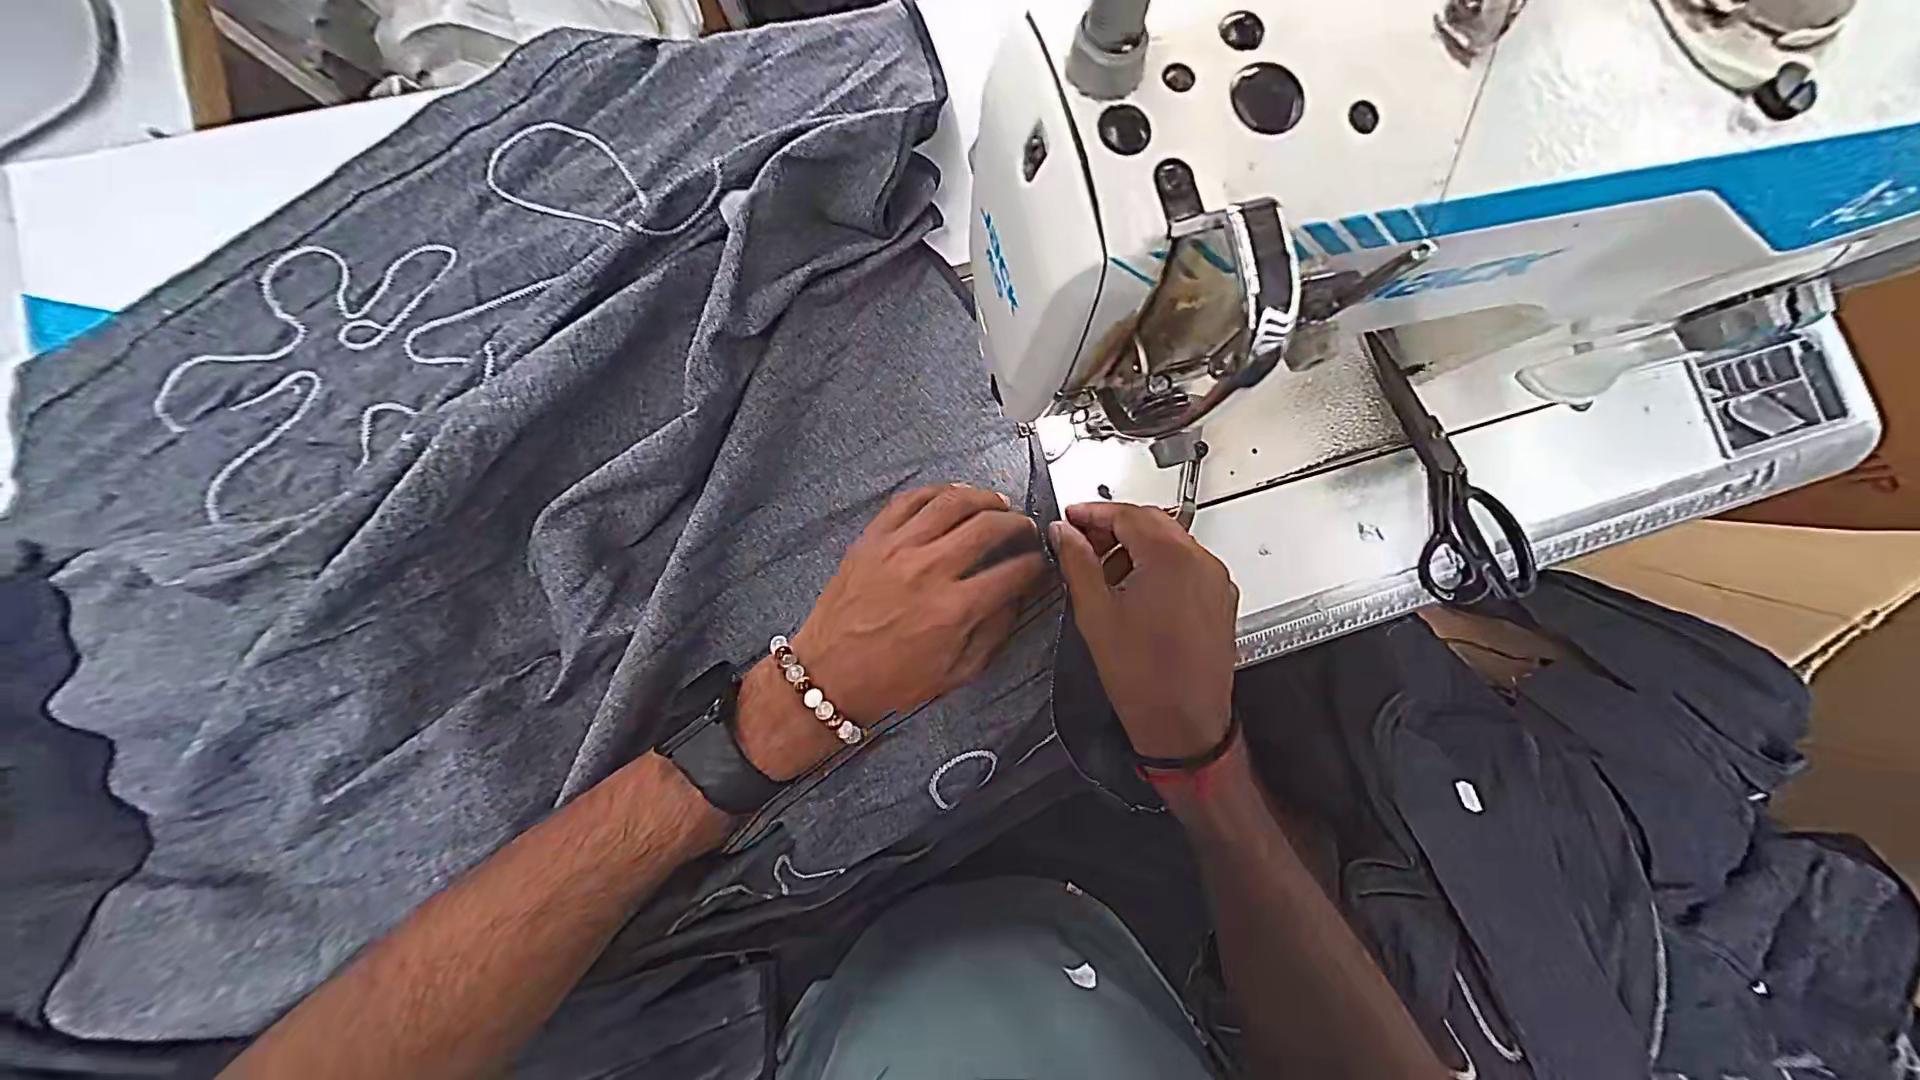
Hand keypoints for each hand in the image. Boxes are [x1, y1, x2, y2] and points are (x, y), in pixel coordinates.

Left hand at [789, 484, 1044, 724]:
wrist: (830, 675)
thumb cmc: (890, 679)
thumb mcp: (957, 672)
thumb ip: (995, 632)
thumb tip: (1017, 598)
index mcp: (954, 609)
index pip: (1014, 571)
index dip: (1036, 564)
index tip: (1040, 563)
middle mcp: (929, 570)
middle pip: (990, 526)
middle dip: (1019, 524)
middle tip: (1026, 529)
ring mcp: (898, 549)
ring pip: (953, 502)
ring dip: (985, 498)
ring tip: (998, 504)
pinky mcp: (873, 539)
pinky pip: (910, 499)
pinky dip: (937, 490)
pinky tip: (953, 495)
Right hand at [1051, 502, 1237, 759]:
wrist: (1183, 723)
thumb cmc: (1146, 678)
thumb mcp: (1095, 612)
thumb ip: (1077, 562)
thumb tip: (1065, 534)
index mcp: (1171, 558)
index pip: (1128, 514)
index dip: (1093, 513)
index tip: (1072, 518)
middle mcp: (1201, 563)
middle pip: (1151, 522)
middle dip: (1113, 527)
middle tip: (1081, 542)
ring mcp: (1215, 581)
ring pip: (1169, 543)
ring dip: (1135, 546)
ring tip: (1103, 572)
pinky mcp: (1219, 599)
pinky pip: (1186, 565)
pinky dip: (1157, 565)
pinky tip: (1132, 589)